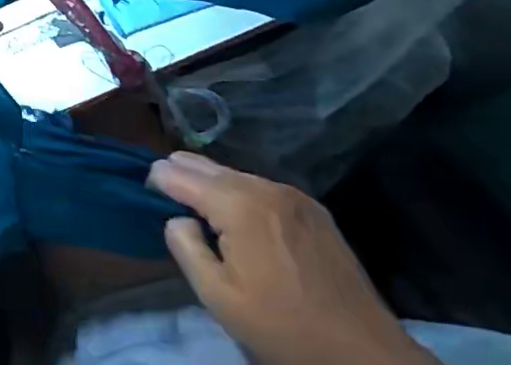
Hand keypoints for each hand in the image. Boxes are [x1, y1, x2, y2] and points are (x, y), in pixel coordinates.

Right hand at [148, 151, 435, 364]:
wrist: (366, 354)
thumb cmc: (284, 328)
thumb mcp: (219, 298)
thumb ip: (186, 248)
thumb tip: (177, 217)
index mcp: (237, 204)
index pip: (180, 173)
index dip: (157, 179)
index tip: (144, 190)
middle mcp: (263, 186)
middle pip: (206, 164)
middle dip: (181, 174)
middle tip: (165, 195)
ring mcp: (292, 193)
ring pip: (234, 173)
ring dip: (211, 184)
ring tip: (199, 207)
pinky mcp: (313, 207)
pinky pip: (261, 187)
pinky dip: (240, 193)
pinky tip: (241, 219)